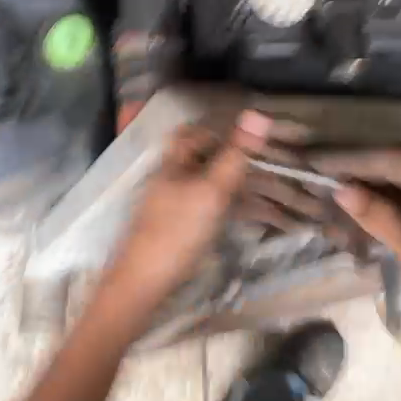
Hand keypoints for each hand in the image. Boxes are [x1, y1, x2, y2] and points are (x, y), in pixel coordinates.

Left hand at [102, 113, 268, 308]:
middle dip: (228, 158)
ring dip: (229, 185)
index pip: (192, 132)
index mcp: (172, 163)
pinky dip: (222, 209)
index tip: (247, 135)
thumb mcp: (211, 191)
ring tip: (259, 191)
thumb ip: (235, 155)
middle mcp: (167, 179)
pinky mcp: (172, 231)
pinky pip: (201, 210)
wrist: (141, 286)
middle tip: (259, 164)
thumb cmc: (176, 232)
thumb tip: (258, 114)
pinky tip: (237, 218)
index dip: (217, 129)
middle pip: (199, 158)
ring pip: (202, 185)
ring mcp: (167, 206)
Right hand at [314, 149, 400, 364]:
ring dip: (365, 185)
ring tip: (326, 188)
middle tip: (313, 173)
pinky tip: (356, 207)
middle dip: (354, 169)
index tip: (313, 161)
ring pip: (396, 181)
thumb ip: (381, 218)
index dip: (348, 159)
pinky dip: (380, 201)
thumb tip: (340, 188)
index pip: (387, 157)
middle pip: (391, 164)